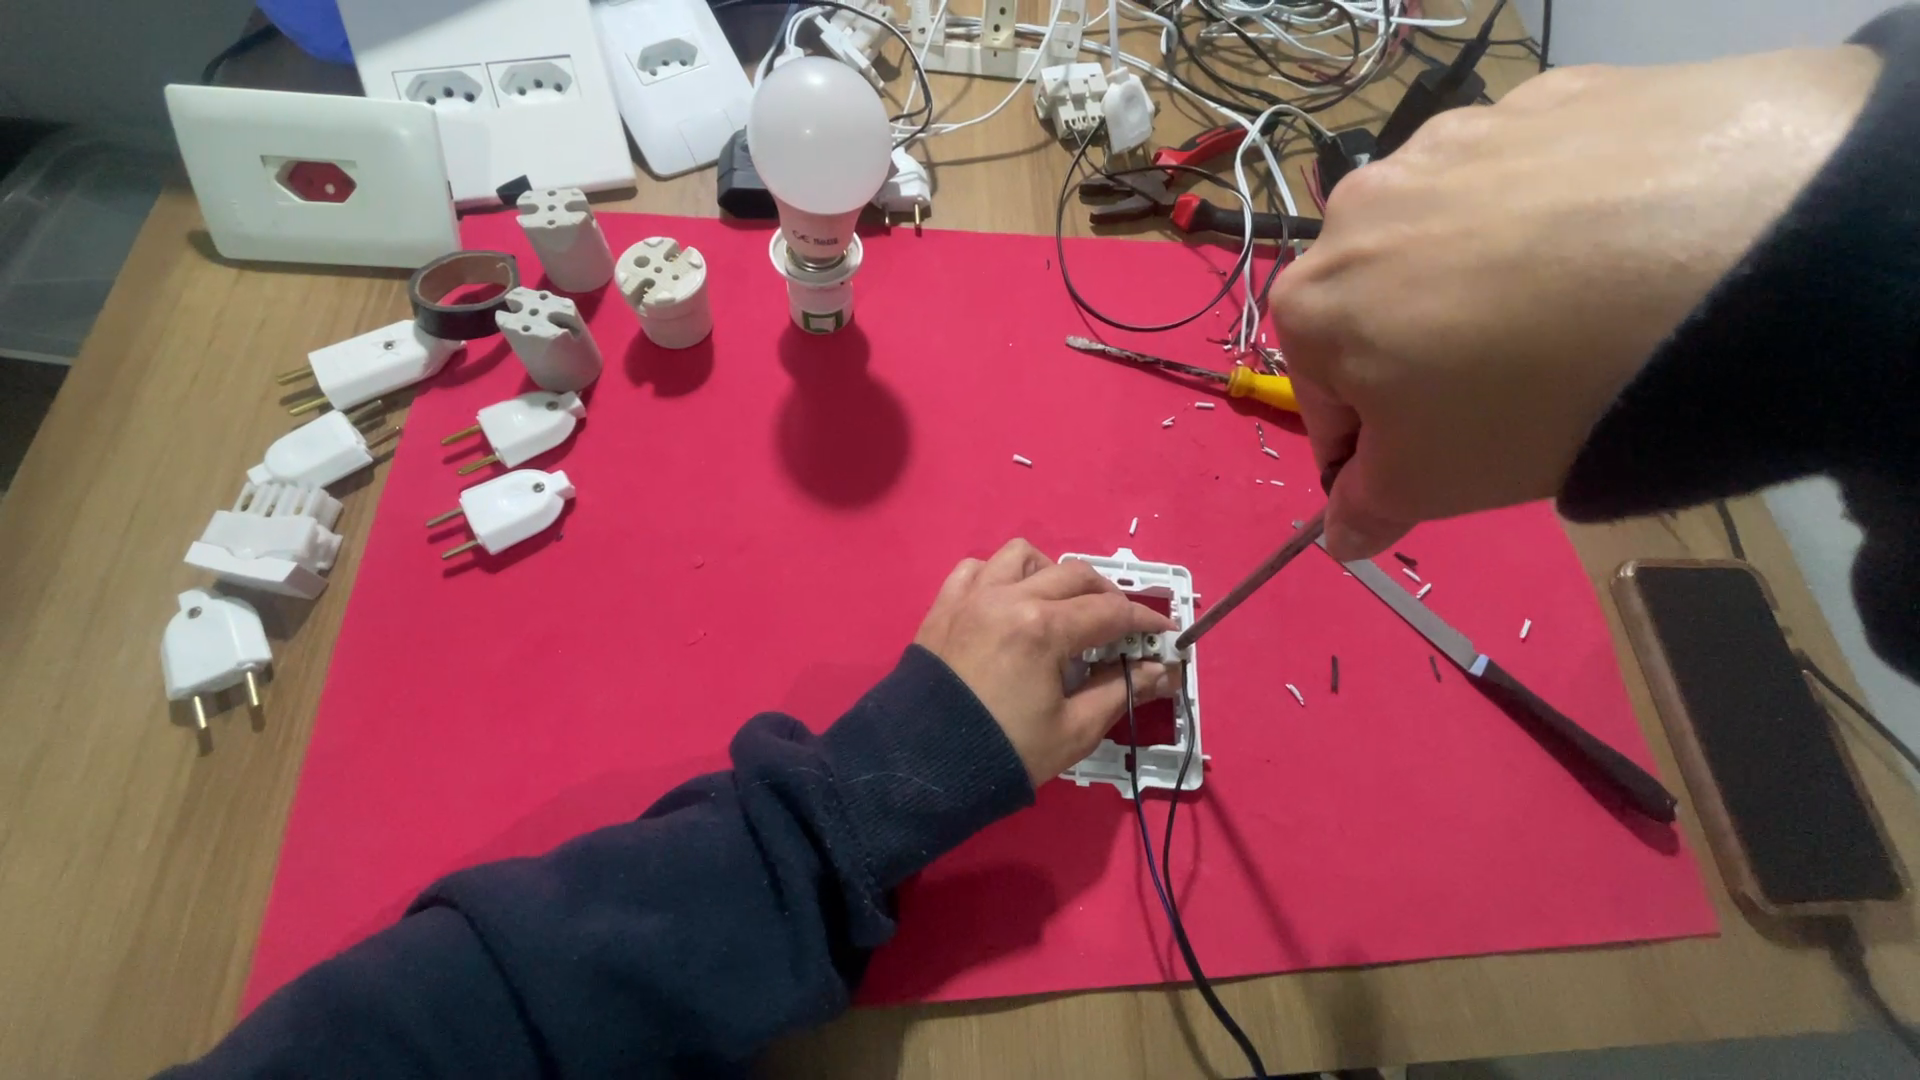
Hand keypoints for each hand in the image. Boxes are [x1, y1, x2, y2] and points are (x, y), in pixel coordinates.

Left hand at [914, 539, 1176, 787]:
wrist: (922, 766)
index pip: (1109, 611)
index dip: (1144, 621)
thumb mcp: (1074, 729)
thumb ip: (1121, 691)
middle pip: (1074, 576)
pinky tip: (1009, 600)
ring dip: (1051, 573)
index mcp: (1043, 627)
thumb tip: (1160, 671)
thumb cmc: (1005, 751)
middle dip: (1107, 596)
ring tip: (1061, 605)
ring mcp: (972, 596)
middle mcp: (1008, 597)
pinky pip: (976, 568)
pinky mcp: (944, 605)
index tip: (1164, 632)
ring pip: (1022, 555)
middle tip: (1121, 626)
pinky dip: (1000, 574)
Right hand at [1271, 47, 1878, 559]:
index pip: (1323, 399)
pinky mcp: (1551, 97)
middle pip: (1375, 309)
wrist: (1736, 264)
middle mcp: (1355, 209)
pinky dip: (1545, 212)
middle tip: (1501, 384)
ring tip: (1563, 309)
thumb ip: (1364, 511)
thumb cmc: (1525, 398)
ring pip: (1442, 236)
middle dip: (1416, 352)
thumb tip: (1340, 537)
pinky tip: (1604, 242)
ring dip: (1474, 277)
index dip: (1371, 443)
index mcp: (1307, 304)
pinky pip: (1524, 174)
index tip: (1430, 457)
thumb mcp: (1428, 484)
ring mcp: (1453, 140)